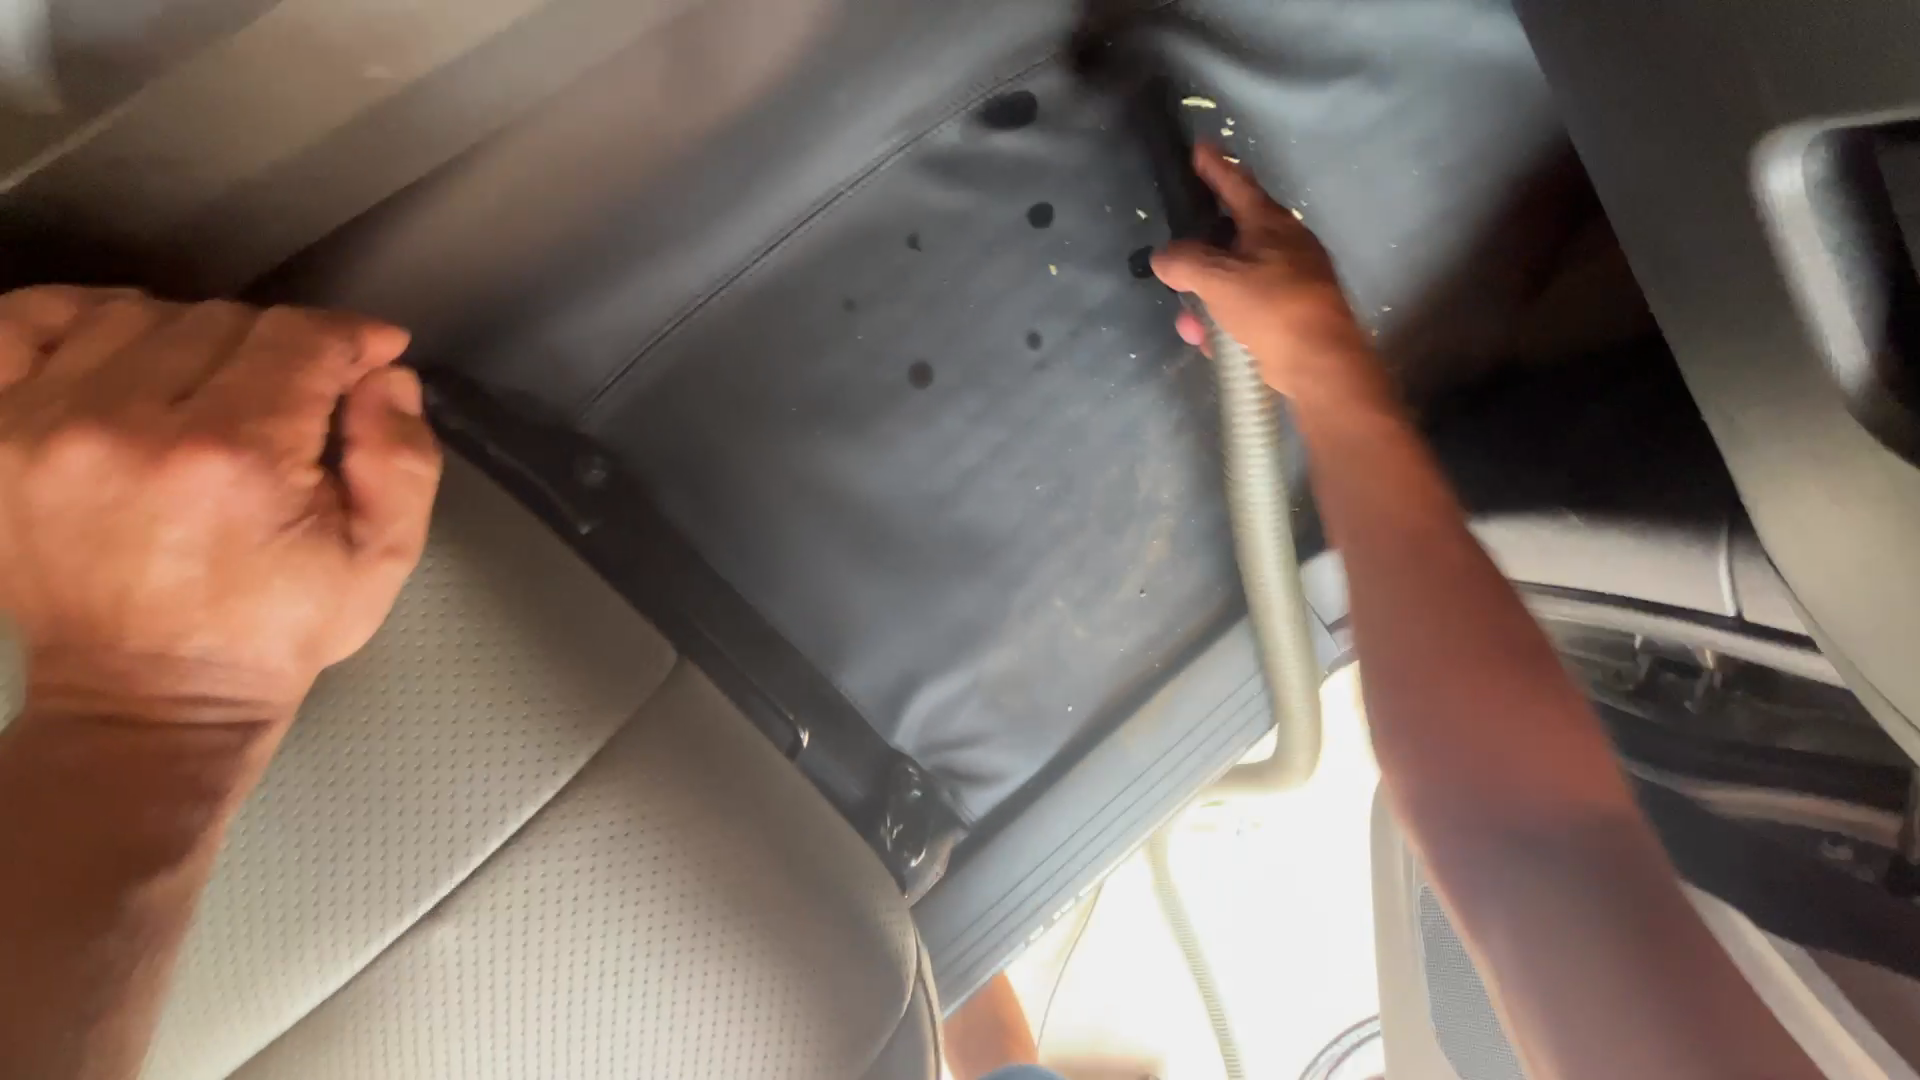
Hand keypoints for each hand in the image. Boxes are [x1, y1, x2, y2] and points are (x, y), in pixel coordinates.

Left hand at [0, 287, 441, 721]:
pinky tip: (131, 350)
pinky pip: (20, 322)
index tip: (378, 354)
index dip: (352, 337)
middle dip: (287, 346)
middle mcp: (126, 425)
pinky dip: (84, 317)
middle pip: (222, 320)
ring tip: (230, 383)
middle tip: (312, 392)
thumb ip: (403, 458)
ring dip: (202, 336)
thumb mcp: (387, 554)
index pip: (299, 340)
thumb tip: (387, 375)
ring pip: (136, 314)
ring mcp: (36, 425)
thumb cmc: (288, 622)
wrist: (154, 690)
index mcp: (238, 457)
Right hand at [1152, 145, 1389, 409]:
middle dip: (1199, 253)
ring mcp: (1288, 278)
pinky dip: (1223, 319)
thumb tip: (1163, 256)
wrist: (1318, 359)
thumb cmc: (1271, 306)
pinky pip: (1244, 307)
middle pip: (1231, 235)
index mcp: (1270, 223)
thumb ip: (1184, 262)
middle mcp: (1283, 244)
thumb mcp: (1218, 279)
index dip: (1214, 167)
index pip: (1236, 184)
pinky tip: (1210, 339)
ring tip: (1190, 321)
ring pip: (1234, 278)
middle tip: (1176, 259)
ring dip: (1206, 297)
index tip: (1197, 149)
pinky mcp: (1288, 312)